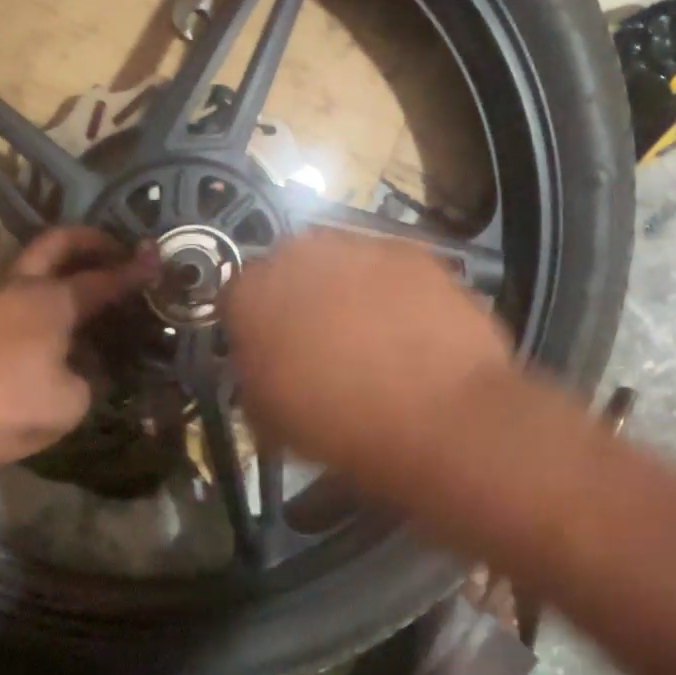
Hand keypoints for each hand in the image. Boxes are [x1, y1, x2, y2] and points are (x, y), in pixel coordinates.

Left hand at [0, 227, 157, 470]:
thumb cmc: (2, 406)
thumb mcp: (67, 404)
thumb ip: (84, 380)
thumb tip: (77, 370)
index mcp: (51, 301)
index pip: (103, 279)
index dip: (133, 272)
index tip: (155, 259)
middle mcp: (17, 289)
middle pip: (54, 243)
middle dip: (87, 239)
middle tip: (112, 248)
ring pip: (26, 274)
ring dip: (56, 277)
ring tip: (81, 304)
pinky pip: (8, 304)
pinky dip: (33, 307)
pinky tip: (41, 340)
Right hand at [220, 231, 514, 477]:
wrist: (440, 418)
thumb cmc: (341, 427)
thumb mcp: (270, 418)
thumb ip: (253, 376)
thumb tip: (261, 365)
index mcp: (252, 295)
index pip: (235, 298)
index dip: (251, 326)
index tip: (267, 352)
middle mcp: (298, 255)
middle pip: (286, 268)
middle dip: (297, 298)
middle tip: (317, 341)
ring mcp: (360, 247)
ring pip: (339, 261)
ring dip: (344, 288)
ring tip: (368, 334)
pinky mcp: (414, 251)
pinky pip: (388, 267)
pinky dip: (391, 290)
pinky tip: (407, 327)